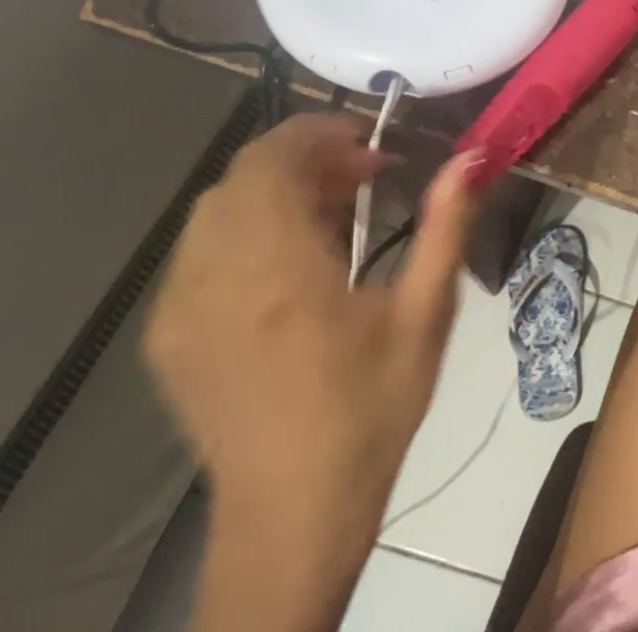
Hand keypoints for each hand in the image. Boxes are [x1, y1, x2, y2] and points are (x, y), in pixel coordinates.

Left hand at [143, 113, 481, 519]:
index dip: (320, 134)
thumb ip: (445, 228)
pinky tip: (289, 271)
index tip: (374, 147)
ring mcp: (179, 306)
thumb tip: (471, 159)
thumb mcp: (426, 315)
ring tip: (333, 222)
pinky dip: (245, 234)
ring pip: (214, 212)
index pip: (272, 159)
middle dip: (305, 162)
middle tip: (365, 183)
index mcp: (280, 268)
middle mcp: (214, 276)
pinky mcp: (167, 334)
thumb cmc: (374, 406)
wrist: (295, 504)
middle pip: (242, 178)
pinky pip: (198, 253)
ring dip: (274, 196)